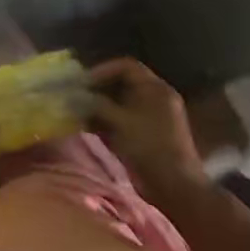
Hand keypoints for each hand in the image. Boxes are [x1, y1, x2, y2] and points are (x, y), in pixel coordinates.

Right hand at [87, 58, 206, 192]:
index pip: (126, 66)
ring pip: (119, 104)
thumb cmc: (149, 146)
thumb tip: (76, 96)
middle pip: (121, 84)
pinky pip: (121, 120)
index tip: (82, 82)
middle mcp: (154, 98)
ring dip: (98, 107)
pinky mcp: (144, 134)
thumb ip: (97, 105)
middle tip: (75, 96)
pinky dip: (104, 121)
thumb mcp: (120, 121)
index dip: (103, 70)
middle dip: (97, 89)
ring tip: (77, 113)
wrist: (174, 184)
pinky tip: (87, 128)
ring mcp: (150, 117)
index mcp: (155, 89)